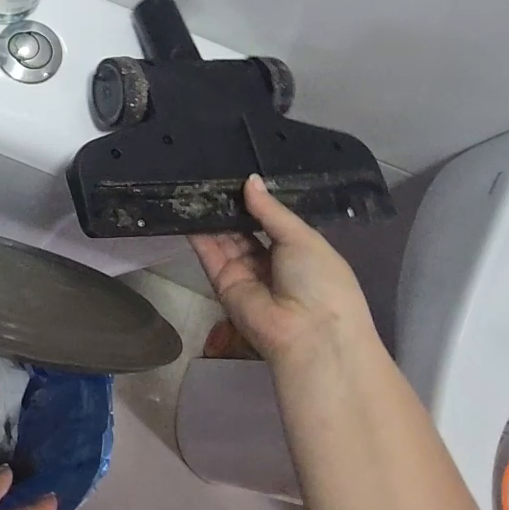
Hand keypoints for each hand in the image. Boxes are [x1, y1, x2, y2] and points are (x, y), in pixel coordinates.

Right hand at [189, 174, 376, 367]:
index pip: (270, 221)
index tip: (237, 176)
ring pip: (223, 238)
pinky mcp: (221, 282)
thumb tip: (250, 180)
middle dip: (230, 206)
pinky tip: (188, 208)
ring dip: (211, 215)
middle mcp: (269, 261)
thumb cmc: (320, 281)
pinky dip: (198, 233)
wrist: (308, 333)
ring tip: (196, 185)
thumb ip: (271, 210)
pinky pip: (209, 253)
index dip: (255, 201)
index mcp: (298, 251)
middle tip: (211, 175)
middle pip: (243, 228)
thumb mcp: (303, 238)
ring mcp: (244, 272)